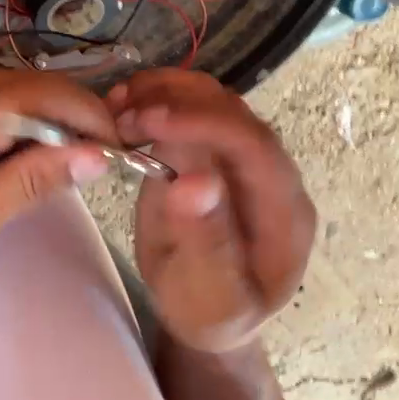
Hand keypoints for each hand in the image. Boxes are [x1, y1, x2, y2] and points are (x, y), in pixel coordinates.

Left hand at [0, 58, 117, 247]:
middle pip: (47, 83)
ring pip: (23, 79)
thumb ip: (32, 181)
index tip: (116, 153)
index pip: (64, 99)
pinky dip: (18, 103)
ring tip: (47, 157)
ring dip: (48, 110)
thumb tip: (94, 156)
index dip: (100, 123)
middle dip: (80, 115)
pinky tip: (8, 139)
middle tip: (88, 160)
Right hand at [109, 69, 315, 351]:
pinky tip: (121, 105)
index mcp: (284, 211)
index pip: (254, 145)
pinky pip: (187, 101)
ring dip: (159, 90)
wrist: (199, 307)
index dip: (203, 122)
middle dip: (173, 100)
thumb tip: (196, 183)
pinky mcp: (209, 144)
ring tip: (114, 109)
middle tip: (119, 116)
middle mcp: (269, 173)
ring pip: (208, 95)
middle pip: (231, 109)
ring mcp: (238, 154)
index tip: (147, 120)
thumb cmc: (207, 309)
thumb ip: (206, 243)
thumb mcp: (207, 294)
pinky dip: (152, 93)